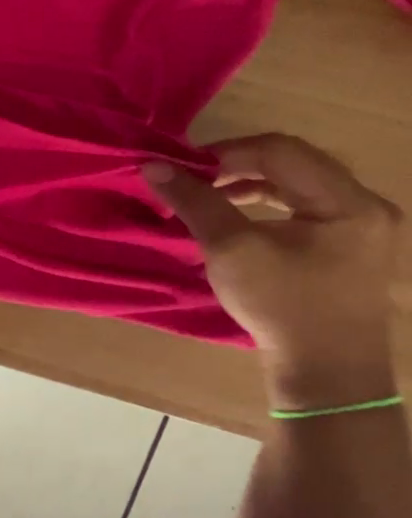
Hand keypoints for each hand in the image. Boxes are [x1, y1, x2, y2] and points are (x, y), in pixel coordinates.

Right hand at [142, 135, 403, 408]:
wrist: (326, 368)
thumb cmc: (283, 304)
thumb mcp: (231, 249)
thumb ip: (195, 201)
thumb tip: (153, 165)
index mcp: (348, 202)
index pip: (280, 150)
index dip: (223, 152)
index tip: (181, 170)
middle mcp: (365, 204)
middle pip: (292, 160)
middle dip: (233, 162)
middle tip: (190, 178)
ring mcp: (362, 223)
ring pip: (297, 179)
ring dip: (246, 179)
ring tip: (206, 194)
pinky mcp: (349, 240)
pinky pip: (303, 201)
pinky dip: (263, 198)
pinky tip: (234, 213)